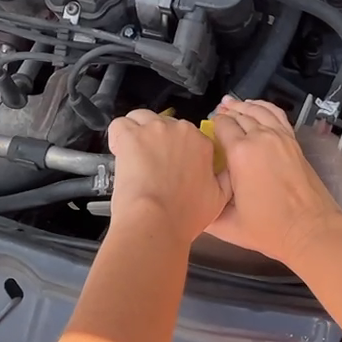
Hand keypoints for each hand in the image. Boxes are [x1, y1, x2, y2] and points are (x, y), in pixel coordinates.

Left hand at [105, 109, 229, 242]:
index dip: (177, 150)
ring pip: (141, 118)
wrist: (157, 222)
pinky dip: (118, 137)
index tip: (169, 166)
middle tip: (151, 165)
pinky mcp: (131, 136)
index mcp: (202, 143)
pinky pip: (120, 125)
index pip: (188, 135)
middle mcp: (181, 130)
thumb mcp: (219, 199)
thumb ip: (224, 177)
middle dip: (158, 141)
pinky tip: (119, 152)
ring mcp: (155, 130)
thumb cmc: (185, 216)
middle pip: (165, 125)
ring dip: (137, 133)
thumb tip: (222, 168)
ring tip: (134, 156)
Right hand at [206, 97, 341, 265]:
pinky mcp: (293, 141)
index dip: (212, 124)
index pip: (222, 125)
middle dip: (225, 113)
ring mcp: (279, 136)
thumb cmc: (269, 229)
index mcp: (240, 153)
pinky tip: (256, 106)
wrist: (311, 230)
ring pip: (257, 110)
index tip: (207, 131)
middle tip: (216, 114)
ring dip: (243, 106)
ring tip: (231, 103)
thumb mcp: (228, 225)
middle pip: (238, 114)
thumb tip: (194, 198)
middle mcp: (259, 137)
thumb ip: (206, 210)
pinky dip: (264, 106)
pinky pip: (276, 114)